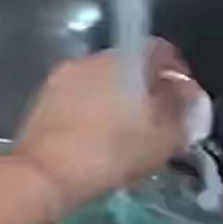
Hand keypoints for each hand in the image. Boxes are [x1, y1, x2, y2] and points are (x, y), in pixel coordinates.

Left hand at [5, 38, 200, 215]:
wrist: (43, 174)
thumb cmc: (110, 152)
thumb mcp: (167, 134)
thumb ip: (182, 105)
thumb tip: (181, 89)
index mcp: (120, 60)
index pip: (158, 49)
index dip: (176, 71)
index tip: (183, 97)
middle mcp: (85, 62)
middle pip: (125, 65)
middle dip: (144, 87)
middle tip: (156, 117)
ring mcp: (57, 80)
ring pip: (97, 83)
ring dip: (115, 99)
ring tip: (126, 131)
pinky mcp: (39, 101)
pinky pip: (76, 98)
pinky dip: (90, 110)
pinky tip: (96, 136)